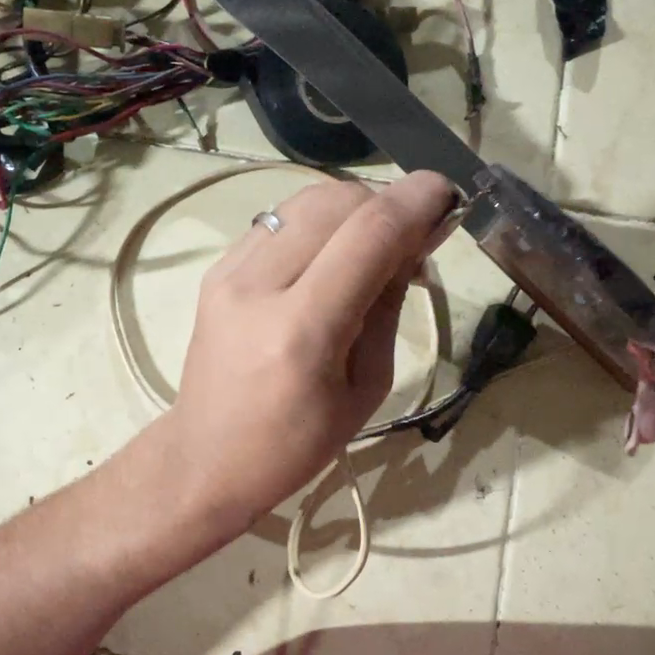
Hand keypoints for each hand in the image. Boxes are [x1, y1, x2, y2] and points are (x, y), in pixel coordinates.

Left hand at [157, 171, 454, 533]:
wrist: (207, 459)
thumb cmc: (295, 444)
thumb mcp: (365, 389)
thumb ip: (387, 307)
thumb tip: (411, 245)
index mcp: (303, 329)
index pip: (370, 233)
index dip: (416, 201)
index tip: (448, 195)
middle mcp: (259, 286)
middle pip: (337, 201)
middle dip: (387, 203)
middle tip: (412, 237)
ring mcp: (229, 273)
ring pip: (305, 201)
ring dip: (352, 208)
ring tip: (373, 245)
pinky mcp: (215, 270)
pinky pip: (277, 221)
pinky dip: (316, 224)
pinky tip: (330, 256)